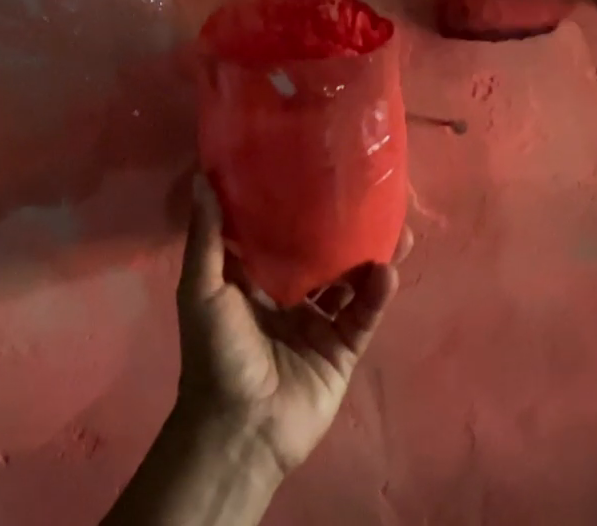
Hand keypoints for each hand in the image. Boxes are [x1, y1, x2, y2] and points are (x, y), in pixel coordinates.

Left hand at [173, 176, 403, 475]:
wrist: (240, 427)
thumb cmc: (214, 350)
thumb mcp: (201, 287)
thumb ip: (207, 235)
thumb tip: (201, 177)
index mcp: (248, 279)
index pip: (271, 232)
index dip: (287, 205)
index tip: (307, 168)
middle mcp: (284, 295)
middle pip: (317, 254)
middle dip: (339, 229)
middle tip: (365, 195)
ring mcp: (315, 323)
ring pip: (348, 282)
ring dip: (368, 257)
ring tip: (395, 227)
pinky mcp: (340, 350)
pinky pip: (362, 316)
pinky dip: (376, 295)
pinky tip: (387, 269)